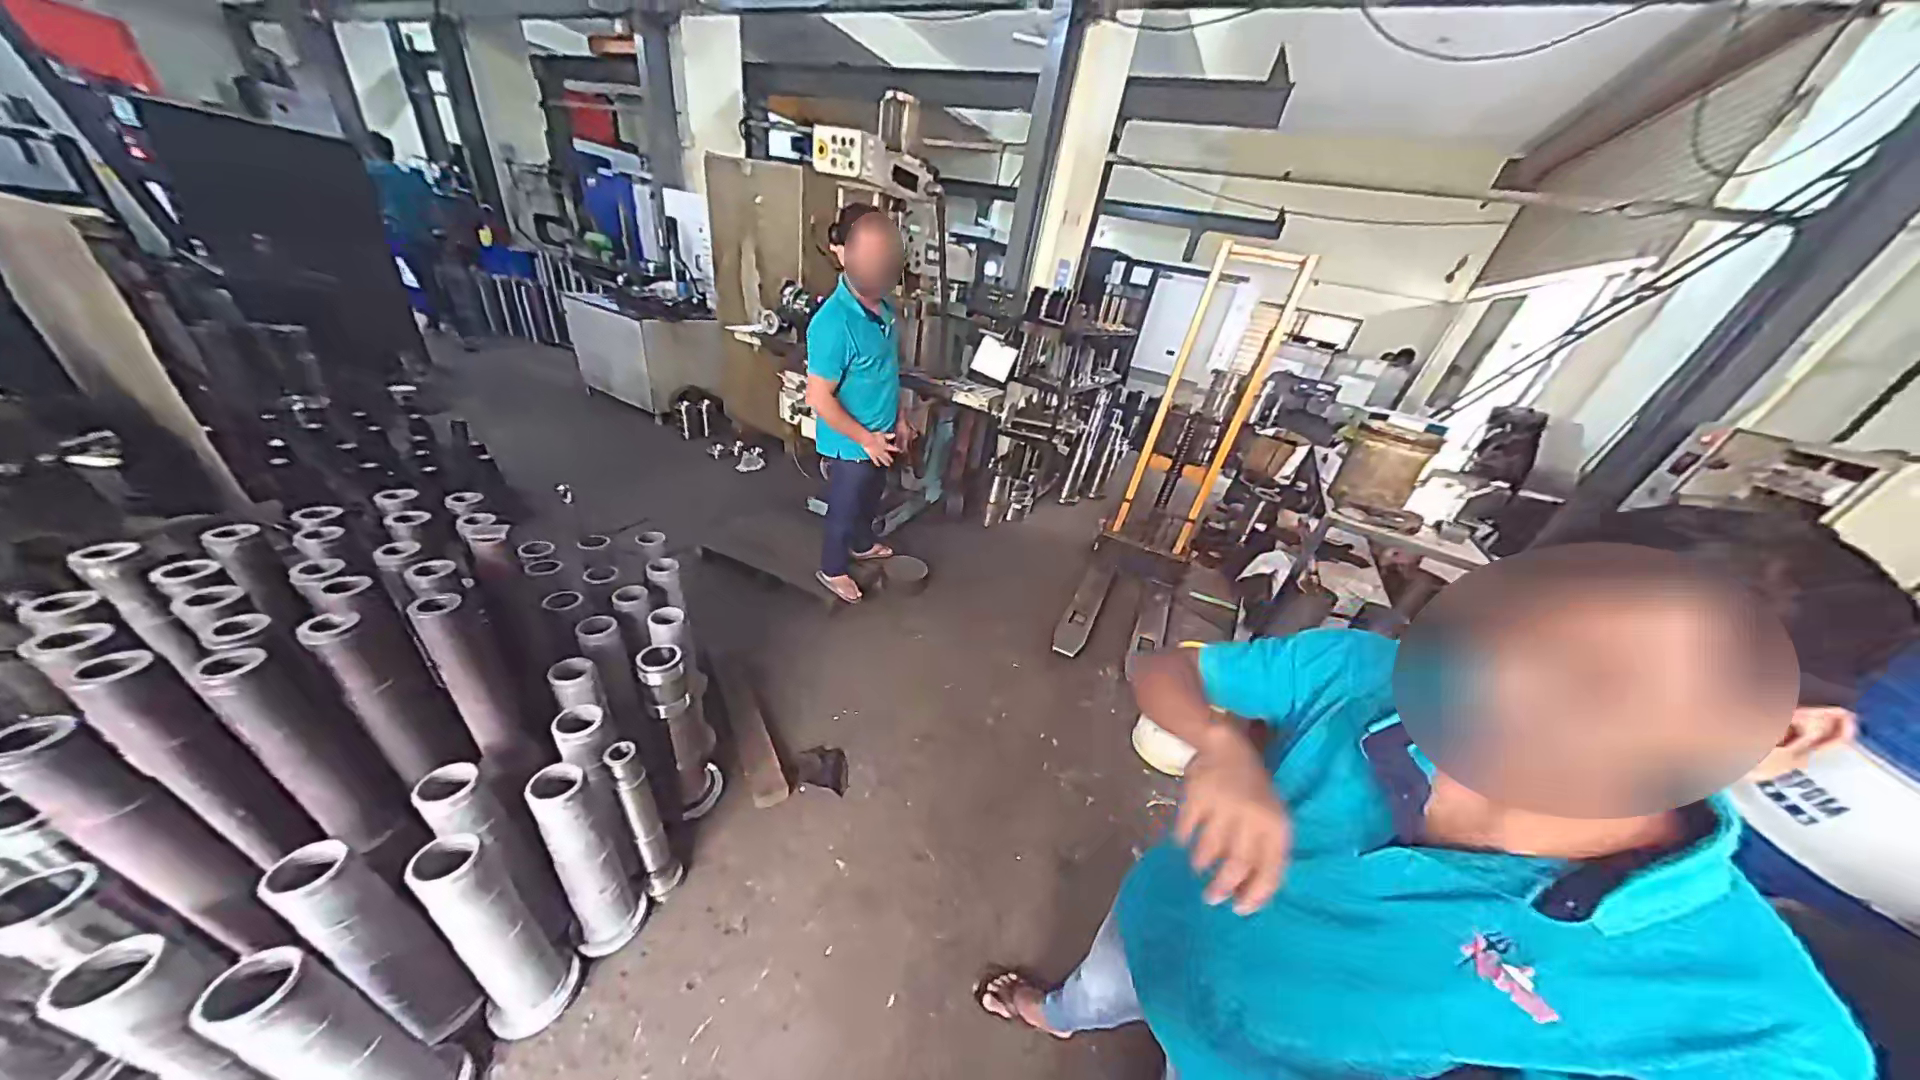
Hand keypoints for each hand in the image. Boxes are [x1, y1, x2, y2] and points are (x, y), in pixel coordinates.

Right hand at [859, 430, 897, 466]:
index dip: (895, 449)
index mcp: (885, 445)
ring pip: (882, 459)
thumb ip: (888, 435)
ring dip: (885, 462)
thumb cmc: (874, 436)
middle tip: (892, 461)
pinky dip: (877, 463)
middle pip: (887, 455)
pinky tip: (878, 465)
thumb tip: (894, 435)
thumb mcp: (882, 434)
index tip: (899, 451)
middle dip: (890, 458)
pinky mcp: (872, 455)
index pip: (891, 448)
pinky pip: (875, 460)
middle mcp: (882, 451)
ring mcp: (877, 454)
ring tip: (888, 465)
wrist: (868, 440)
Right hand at [1176, 734, 1291, 914]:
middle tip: (1212, 899)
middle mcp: (1251, 818)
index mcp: (1276, 825)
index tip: (1240, 908)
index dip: (1256, 895)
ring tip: (1198, 867)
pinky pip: (1186, 828)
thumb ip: (1266, 848)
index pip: (1271, 870)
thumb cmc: (1253, 787)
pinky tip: (1183, 841)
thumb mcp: (1271, 815)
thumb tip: (1248, 888)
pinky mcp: (1196, 796)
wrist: (1224, 745)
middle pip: (1237, 864)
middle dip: (1223, 887)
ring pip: (1210, 849)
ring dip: (1202, 864)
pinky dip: (1183, 839)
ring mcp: (1222, 806)